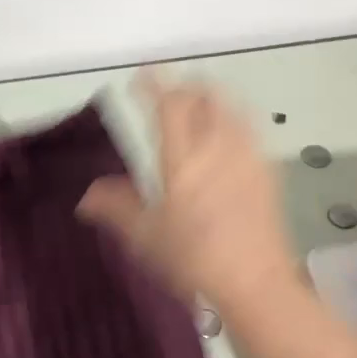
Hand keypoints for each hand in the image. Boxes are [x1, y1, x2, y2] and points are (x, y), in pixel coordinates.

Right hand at [76, 70, 297, 313]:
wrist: (253, 282)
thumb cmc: (191, 259)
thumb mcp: (143, 236)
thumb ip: (115, 207)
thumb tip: (89, 193)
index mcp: (183, 160)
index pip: (169, 107)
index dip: (155, 85)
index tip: (141, 75)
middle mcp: (219, 149)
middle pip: (207, 99)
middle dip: (186, 87)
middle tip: (168, 89)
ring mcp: (248, 158)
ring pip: (232, 110)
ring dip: (212, 100)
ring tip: (197, 104)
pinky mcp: (267, 172)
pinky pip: (248, 131)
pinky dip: (232, 121)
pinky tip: (224, 138)